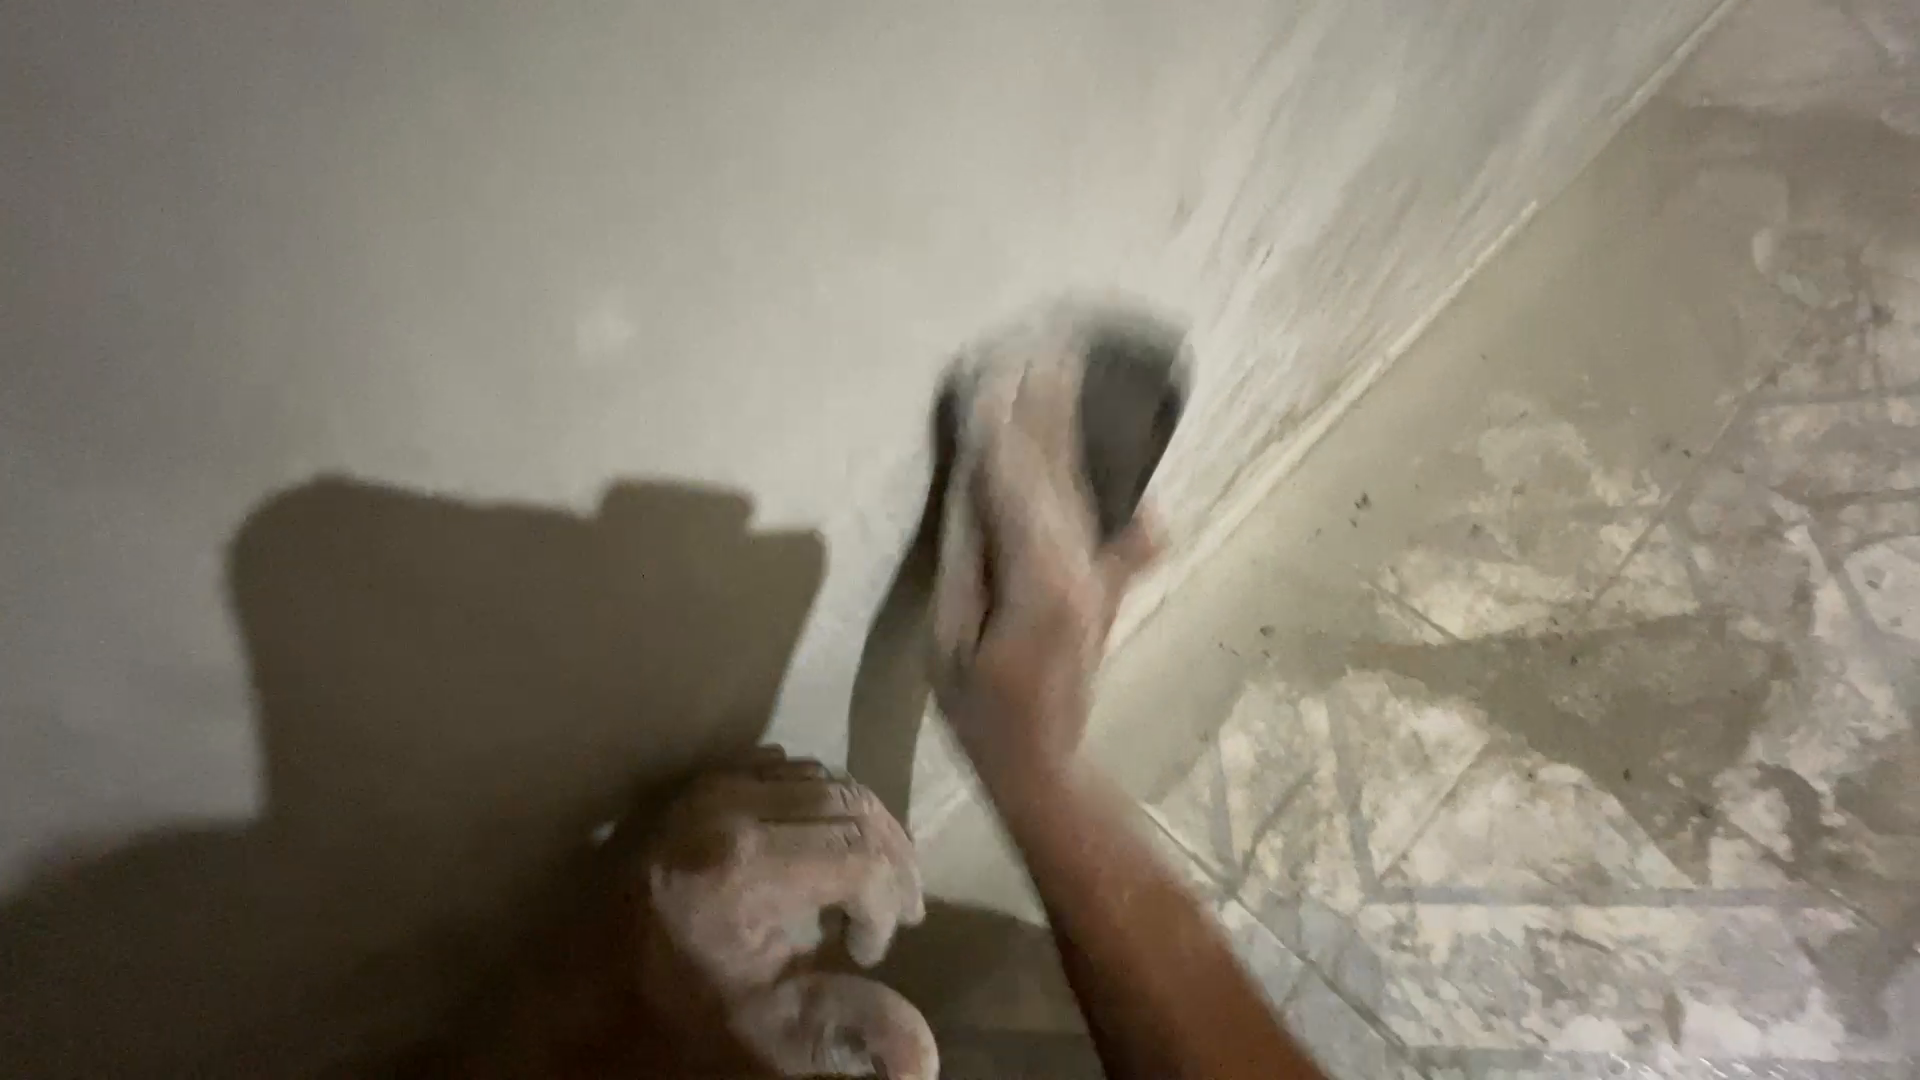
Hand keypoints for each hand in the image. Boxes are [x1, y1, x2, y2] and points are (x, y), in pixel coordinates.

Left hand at [639, 747, 934, 1078]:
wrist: (568, 997)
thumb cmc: (666, 1021)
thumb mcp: (759, 1037)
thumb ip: (845, 1031)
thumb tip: (925, 1059)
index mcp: (747, 869)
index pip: (861, 859)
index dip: (888, 902)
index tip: (871, 949)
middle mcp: (734, 808)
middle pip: (852, 807)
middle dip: (891, 856)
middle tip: (905, 904)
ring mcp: (714, 786)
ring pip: (824, 779)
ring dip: (863, 823)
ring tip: (875, 873)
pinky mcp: (701, 782)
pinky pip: (785, 768)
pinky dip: (821, 797)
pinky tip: (826, 836)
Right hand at [930, 377, 1157, 776]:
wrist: (1042, 758)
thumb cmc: (980, 710)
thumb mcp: (950, 639)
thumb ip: (967, 560)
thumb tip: (976, 489)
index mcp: (1041, 581)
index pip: (1015, 486)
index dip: (1000, 433)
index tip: (989, 381)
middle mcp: (1085, 566)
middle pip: (1059, 475)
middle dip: (1044, 412)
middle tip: (1040, 352)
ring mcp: (1105, 574)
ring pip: (1087, 488)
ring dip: (1072, 429)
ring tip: (1065, 375)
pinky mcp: (1110, 583)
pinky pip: (1119, 521)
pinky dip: (1114, 480)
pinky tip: (1117, 448)